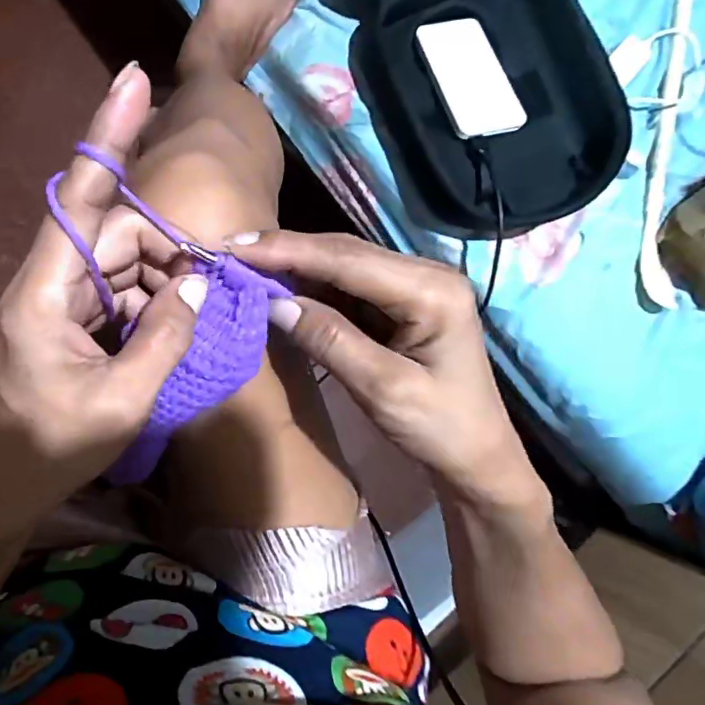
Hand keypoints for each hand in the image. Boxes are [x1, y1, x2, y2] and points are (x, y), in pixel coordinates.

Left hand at [0, 64, 205, 507]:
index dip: (106, 136)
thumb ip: (165, 336)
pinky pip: (122, 283)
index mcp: (45, 293)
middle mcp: (50, 279)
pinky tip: (168, 326)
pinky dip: (152, 297)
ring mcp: (62, 294)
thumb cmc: (58, 447)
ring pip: (123, 256)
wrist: (15, 481)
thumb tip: (198, 280)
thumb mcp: (123, 400)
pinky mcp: (75, 311)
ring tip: (180, 324)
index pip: (79, 199)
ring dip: (162, 279)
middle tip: (201, 290)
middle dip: (164, 250)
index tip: (133, 79)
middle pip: (115, 229)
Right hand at [226, 230, 543, 511]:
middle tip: (229, 250)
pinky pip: (342, 286)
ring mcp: (409, 287)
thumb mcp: (383, 389)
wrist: (475, 459)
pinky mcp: (394, 304)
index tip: (235, 245)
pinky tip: (275, 285)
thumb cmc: (440, 428)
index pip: (346, 260)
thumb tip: (274, 302)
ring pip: (338, 265)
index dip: (287, 250)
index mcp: (431, 290)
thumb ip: (330, 340)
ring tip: (243, 264)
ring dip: (291, 265)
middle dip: (284, 251)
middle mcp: (423, 274)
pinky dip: (306, 286)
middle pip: (341, 253)